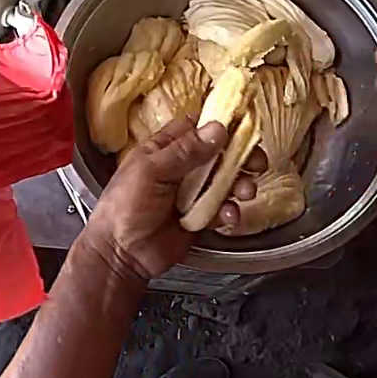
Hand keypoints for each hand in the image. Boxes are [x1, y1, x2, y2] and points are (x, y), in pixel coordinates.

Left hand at [79, 118, 256, 282]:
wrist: (120, 255)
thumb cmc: (124, 208)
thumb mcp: (151, 172)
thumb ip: (185, 151)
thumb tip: (218, 128)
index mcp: (166, 148)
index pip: (197, 125)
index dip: (221, 122)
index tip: (245, 123)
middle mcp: (183, 167)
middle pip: (221, 153)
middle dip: (242, 156)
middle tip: (256, 163)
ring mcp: (193, 192)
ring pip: (227, 181)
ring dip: (241, 184)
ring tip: (244, 192)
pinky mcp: (201, 217)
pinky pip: (224, 209)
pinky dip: (231, 212)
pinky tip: (228, 216)